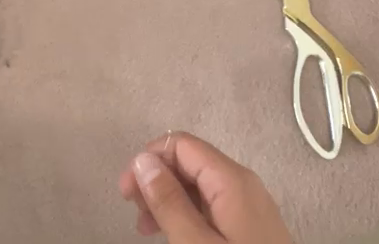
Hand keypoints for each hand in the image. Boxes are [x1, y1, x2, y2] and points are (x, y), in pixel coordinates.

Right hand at [117, 132, 293, 243]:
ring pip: (199, 187)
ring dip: (168, 201)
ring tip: (147, 230)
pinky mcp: (251, 229)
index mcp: (231, 179)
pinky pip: (211, 207)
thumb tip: (143, 159)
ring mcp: (250, 207)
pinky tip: (175, 236)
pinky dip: (187, 216)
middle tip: (135, 215)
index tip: (126, 194)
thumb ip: (169, 202)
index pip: (181, 144)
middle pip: (190, 162)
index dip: (149, 160)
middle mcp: (243, 183)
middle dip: (156, 181)